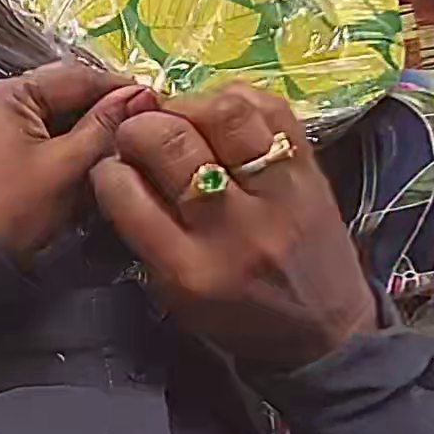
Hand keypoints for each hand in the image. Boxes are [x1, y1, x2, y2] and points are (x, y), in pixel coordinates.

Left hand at [0, 62, 156, 263]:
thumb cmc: (18, 209)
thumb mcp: (67, 166)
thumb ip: (104, 126)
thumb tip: (142, 95)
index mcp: (10, 92)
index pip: (76, 76)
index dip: (119, 87)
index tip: (158, 100)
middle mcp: (5, 96)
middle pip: (69, 91)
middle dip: (108, 105)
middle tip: (149, 119)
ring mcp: (7, 120)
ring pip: (64, 111)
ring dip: (96, 122)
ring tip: (133, 133)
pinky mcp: (12, 143)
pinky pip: (54, 130)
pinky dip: (79, 137)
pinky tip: (104, 147)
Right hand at [90, 84, 376, 366]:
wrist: (326, 333)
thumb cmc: (237, 318)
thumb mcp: (174, 295)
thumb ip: (143, 232)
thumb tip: (120, 166)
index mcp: (190, 271)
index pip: (128, 195)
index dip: (108, 170)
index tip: (111, 166)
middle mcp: (236, 228)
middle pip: (173, 144)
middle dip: (140, 127)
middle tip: (138, 132)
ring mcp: (279, 193)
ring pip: (226, 114)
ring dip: (189, 104)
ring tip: (180, 117)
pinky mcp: (311, 171)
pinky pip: (272, 109)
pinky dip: (238, 99)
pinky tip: (223, 115)